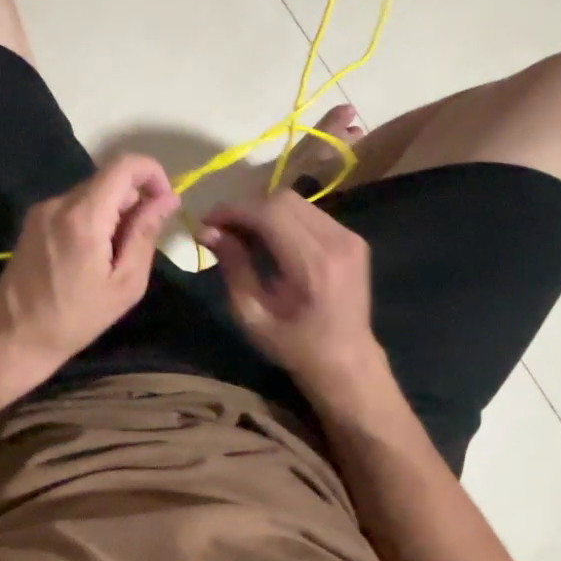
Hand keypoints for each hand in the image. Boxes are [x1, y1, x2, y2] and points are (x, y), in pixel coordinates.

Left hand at [0, 154, 179, 374]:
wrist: (15, 336)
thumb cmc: (76, 318)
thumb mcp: (124, 283)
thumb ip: (146, 234)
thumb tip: (168, 199)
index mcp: (84, 216)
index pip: (124, 165)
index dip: (153, 173)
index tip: (165, 201)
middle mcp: (59, 203)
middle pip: (108, 179)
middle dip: (133, 200)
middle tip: (140, 241)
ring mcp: (41, 210)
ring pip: (90, 193)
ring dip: (112, 212)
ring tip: (113, 255)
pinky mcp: (32, 222)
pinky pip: (72, 207)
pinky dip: (92, 219)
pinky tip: (90, 256)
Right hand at [201, 190, 383, 394]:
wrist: (346, 360)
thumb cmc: (294, 346)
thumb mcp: (253, 315)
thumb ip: (234, 268)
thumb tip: (208, 232)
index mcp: (313, 264)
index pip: (270, 213)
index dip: (234, 211)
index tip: (207, 222)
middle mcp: (337, 241)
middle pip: (283, 200)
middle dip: (247, 209)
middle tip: (222, 230)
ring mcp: (350, 237)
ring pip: (297, 202)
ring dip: (264, 212)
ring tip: (242, 235)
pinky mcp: (353, 239)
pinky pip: (310, 214)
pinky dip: (283, 220)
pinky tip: (268, 241)